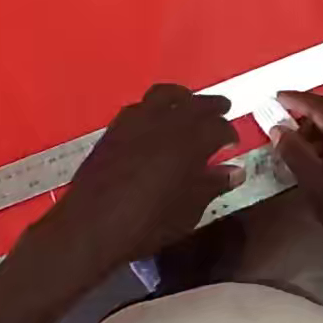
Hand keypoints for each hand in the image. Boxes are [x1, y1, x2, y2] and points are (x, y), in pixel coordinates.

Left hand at [34, 84, 240, 274]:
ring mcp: (134, 123)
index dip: (229, 132)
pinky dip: (153, 107)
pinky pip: (138, 107)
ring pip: (163, 95)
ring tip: (189, 103)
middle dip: (211, 105)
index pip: (217, 127)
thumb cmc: (145, 226)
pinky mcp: (113, 130)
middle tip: (222, 108)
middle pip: (193, 103)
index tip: (233, 141)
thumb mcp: (187, 212)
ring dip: (181, 96)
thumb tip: (233, 171)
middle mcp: (163, 124)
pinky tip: (154, 120)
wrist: (89, 227)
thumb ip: (211, 186)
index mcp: (188, 143)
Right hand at [269, 90, 322, 242]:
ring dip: (316, 134)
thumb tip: (277, 127)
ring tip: (295, 149)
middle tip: (280, 129)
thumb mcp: (312, 179)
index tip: (276, 96)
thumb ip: (293, 149)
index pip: (322, 106)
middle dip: (305, 120)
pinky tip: (315, 158)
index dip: (297, 100)